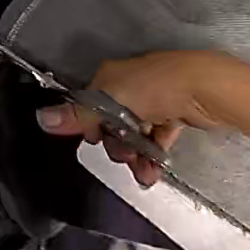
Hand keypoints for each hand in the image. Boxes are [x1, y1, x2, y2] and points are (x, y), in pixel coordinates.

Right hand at [36, 50, 234, 187]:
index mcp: (111, 76)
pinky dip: (154, 154)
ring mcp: (154, 99)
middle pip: (112, 122)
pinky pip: (156, 137)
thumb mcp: (111, 102)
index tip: (96, 140)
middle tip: (124, 155)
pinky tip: (154, 171)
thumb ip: (79, 115)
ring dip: (135, 157)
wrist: (207, 89)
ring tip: (144, 173)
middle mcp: (131, 84)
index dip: (90, 126)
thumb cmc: (156, 88)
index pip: (89, 104)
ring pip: (135, 134)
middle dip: (115, 145)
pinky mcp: (174, 113)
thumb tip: (41, 118)